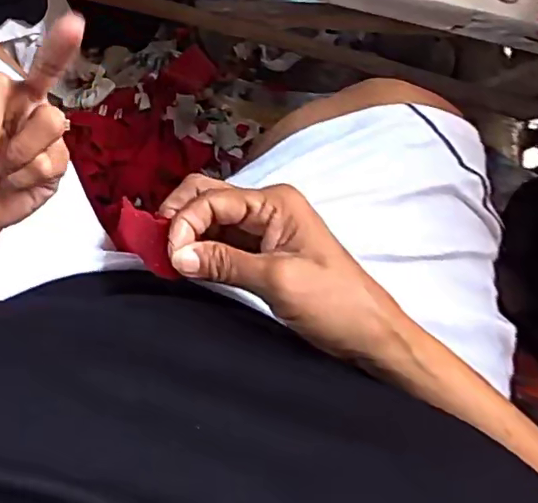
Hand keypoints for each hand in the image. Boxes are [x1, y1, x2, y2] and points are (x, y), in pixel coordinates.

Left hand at [0, 14, 85, 250]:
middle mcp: (21, 100)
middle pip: (45, 73)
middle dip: (57, 54)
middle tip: (63, 43)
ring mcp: (42, 126)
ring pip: (51, 122)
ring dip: (21, 154)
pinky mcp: (57, 157)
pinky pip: (53, 161)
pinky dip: (26, 179)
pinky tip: (11, 182)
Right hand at [159, 175, 410, 367]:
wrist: (378, 342)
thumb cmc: (340, 306)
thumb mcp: (279, 282)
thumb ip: (224, 262)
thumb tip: (178, 254)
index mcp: (275, 201)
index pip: (213, 197)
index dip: (184, 220)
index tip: (170, 252)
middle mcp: (265, 206)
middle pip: (205, 196)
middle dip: (178, 216)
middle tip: (159, 246)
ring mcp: (261, 227)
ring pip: (207, 216)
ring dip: (185, 233)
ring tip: (167, 256)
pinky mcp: (257, 250)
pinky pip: (217, 239)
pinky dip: (197, 248)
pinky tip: (184, 262)